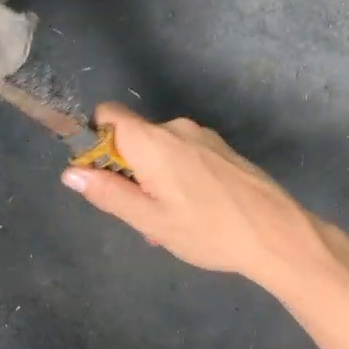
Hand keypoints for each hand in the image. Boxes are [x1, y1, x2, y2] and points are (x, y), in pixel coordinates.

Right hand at [61, 104, 342, 288]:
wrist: (278, 234)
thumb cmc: (207, 230)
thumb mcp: (150, 219)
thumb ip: (108, 193)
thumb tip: (71, 172)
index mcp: (151, 141)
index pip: (107, 114)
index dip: (95, 139)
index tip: (102, 175)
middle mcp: (175, 128)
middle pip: (134, 137)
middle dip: (129, 171)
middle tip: (141, 216)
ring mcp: (203, 137)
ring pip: (161, 150)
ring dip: (155, 180)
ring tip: (171, 223)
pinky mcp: (223, 149)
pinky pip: (185, 156)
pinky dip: (179, 178)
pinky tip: (196, 214)